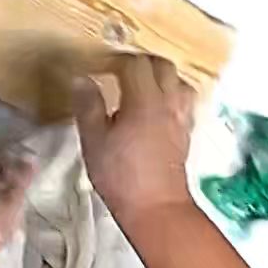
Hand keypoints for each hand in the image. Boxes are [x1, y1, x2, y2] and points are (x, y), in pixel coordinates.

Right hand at [72, 54, 196, 217]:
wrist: (155, 207)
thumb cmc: (119, 175)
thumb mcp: (94, 140)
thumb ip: (88, 106)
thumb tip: (82, 79)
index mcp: (144, 102)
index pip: (135, 65)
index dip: (116, 61)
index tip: (99, 68)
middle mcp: (168, 104)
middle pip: (162, 66)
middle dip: (140, 62)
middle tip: (117, 71)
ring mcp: (181, 118)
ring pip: (178, 81)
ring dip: (159, 77)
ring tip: (139, 86)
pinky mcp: (186, 133)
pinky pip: (184, 100)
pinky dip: (170, 94)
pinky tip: (154, 108)